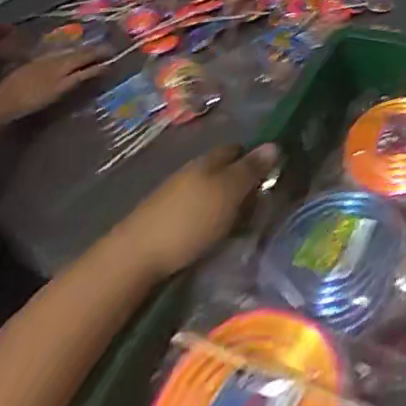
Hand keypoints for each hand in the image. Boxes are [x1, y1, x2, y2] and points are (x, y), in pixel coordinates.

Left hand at [0, 47, 105, 121]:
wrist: (1, 104)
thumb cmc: (35, 98)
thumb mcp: (62, 88)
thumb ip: (84, 75)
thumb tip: (106, 64)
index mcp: (65, 61)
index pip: (89, 53)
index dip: (103, 52)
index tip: (115, 52)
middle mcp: (55, 56)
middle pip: (78, 50)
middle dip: (93, 50)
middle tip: (105, 51)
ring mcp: (41, 59)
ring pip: (66, 51)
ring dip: (80, 51)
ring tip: (89, 52)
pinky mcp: (32, 64)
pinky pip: (55, 54)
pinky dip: (66, 54)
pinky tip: (65, 57)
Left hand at [109, 144, 279, 277]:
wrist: (130, 261)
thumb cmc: (190, 220)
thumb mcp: (230, 191)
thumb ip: (252, 168)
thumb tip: (274, 144)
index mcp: (208, 160)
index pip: (237, 148)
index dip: (255, 158)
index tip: (271, 175)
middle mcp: (190, 173)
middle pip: (223, 171)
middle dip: (242, 183)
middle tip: (260, 203)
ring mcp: (172, 198)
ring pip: (209, 193)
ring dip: (225, 204)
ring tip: (239, 224)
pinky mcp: (161, 222)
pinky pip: (195, 213)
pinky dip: (208, 220)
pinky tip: (213, 235)